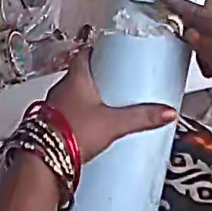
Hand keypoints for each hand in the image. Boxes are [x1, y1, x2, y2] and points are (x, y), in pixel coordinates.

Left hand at [43, 45, 176, 161]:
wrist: (45, 160)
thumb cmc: (72, 133)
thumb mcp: (115, 123)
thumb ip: (142, 117)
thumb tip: (166, 112)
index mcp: (75, 79)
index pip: (83, 54)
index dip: (95, 51)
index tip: (107, 51)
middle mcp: (60, 90)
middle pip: (78, 75)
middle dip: (94, 76)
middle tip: (111, 80)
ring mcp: (52, 107)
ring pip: (70, 95)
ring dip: (84, 97)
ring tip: (103, 104)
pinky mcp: (49, 126)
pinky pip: (64, 114)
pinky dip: (76, 115)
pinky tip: (88, 127)